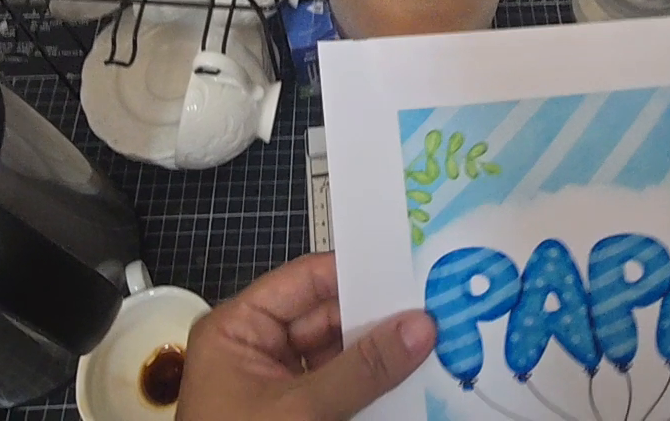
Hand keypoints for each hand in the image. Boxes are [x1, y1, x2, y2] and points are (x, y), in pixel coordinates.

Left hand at [178, 253, 436, 420]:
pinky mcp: (296, 413)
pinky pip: (340, 384)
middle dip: (376, 313)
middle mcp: (257, 345)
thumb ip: (360, 369)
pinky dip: (370, 381)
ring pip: (339, 350)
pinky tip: (410, 370)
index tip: (407, 264)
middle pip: (327, 314)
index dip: (356, 271)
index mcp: (238, 326)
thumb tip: (421, 325)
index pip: (305, 280)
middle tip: (430, 301)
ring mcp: (277, 383)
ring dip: (380, 348)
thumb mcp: (299, 411)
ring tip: (431, 331)